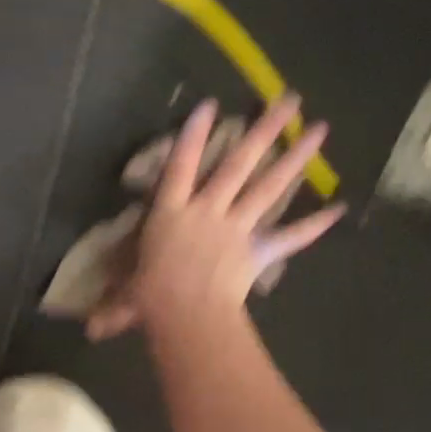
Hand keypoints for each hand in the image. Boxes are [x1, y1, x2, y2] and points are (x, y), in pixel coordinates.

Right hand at [88, 96, 344, 340]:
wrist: (187, 314)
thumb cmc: (149, 298)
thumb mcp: (125, 297)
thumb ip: (115, 308)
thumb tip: (90, 331)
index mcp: (169, 215)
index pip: (179, 167)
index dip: (192, 136)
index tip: (209, 104)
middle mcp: (206, 212)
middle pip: (237, 164)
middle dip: (263, 131)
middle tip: (288, 100)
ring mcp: (236, 228)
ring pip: (269, 186)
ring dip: (296, 158)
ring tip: (320, 129)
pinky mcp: (259, 251)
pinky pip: (290, 236)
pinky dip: (315, 225)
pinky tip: (340, 208)